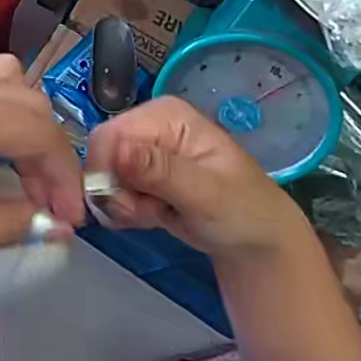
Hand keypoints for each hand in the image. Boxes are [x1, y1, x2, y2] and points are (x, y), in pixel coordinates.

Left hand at [0, 52, 84, 286]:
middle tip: (49, 206)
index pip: (38, 131)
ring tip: (23, 175)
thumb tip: (58, 225)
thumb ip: (7, 225)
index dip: (65, 178)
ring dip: (25, 123)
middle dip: (50, 152)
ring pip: (4, 79)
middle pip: (28, 98)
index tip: (71, 224)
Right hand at [85, 96, 315, 264]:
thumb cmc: (244, 212)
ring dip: (123, 206)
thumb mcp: (206, 193)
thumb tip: (120, 151)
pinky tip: (152, 217)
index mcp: (165, 114)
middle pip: (101, 157)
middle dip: (116, 192)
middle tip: (146, 213)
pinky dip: (125, 212)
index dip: (106, 172)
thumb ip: (161, 171)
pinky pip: (111, 195)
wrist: (259, 245)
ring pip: (103, 180)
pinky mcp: (140, 179)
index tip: (126, 205)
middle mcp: (149, 127)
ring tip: (157, 214)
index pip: (109, 136)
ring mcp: (143, 154)